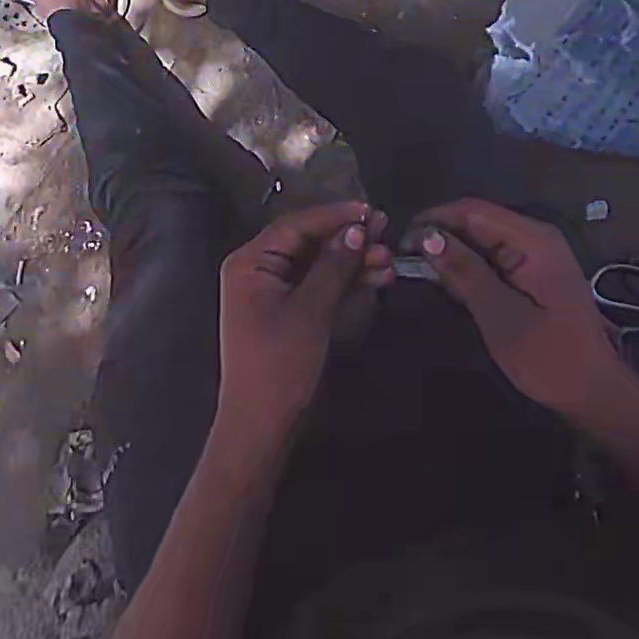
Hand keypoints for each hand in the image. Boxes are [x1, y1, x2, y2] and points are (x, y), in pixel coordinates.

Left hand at [215, 201, 392, 444]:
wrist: (262, 428)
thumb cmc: (280, 364)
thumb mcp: (311, 310)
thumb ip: (334, 265)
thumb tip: (357, 230)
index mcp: (250, 262)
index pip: (296, 225)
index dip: (335, 216)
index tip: (370, 211)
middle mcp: (257, 270)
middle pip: (307, 242)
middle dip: (347, 239)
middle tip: (386, 230)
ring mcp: (272, 293)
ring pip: (317, 265)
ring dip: (351, 261)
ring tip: (388, 259)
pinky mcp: (287, 312)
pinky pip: (317, 286)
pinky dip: (343, 282)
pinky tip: (375, 277)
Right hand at [410, 199, 621, 417]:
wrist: (594, 392)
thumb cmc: (550, 359)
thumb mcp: (500, 317)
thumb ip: (465, 272)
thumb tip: (426, 236)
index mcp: (534, 240)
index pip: (473, 211)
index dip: (434, 220)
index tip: (401, 243)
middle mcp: (535, 235)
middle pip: (475, 219)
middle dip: (439, 234)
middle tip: (405, 260)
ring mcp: (534, 251)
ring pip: (479, 235)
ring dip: (449, 250)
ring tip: (418, 270)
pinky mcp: (530, 268)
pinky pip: (489, 253)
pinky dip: (465, 264)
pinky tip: (446, 281)